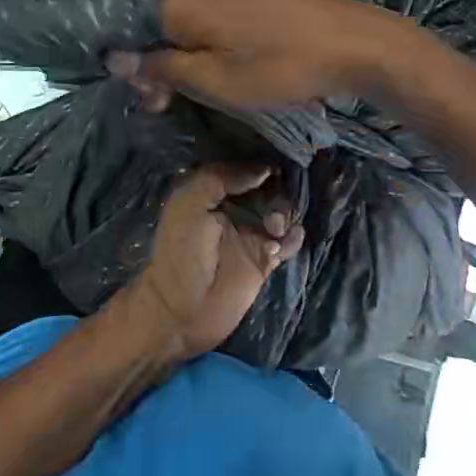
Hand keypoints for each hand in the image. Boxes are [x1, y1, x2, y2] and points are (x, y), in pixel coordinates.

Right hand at [107, 0, 417, 111]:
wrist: (351, 42)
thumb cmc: (279, 66)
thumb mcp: (214, 80)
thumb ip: (162, 67)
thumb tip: (115, 58)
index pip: (132, 34)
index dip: (137, 71)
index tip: (157, 103)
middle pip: (158, 24)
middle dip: (163, 64)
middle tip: (180, 102)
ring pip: (188, 21)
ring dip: (189, 55)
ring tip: (211, 87)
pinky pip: (214, 15)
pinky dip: (212, 40)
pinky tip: (232, 62)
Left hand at [123, 163, 305, 361]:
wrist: (182, 309)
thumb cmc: (181, 252)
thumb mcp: (189, 203)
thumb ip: (221, 178)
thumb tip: (264, 171)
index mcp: (217, 193)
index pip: (247, 169)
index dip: (262, 166)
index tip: (274, 170)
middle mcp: (238, 210)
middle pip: (272, 188)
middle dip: (278, 193)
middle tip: (271, 211)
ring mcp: (254, 234)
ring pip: (285, 211)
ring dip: (287, 215)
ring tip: (274, 231)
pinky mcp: (267, 258)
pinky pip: (291, 240)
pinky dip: (294, 237)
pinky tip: (281, 245)